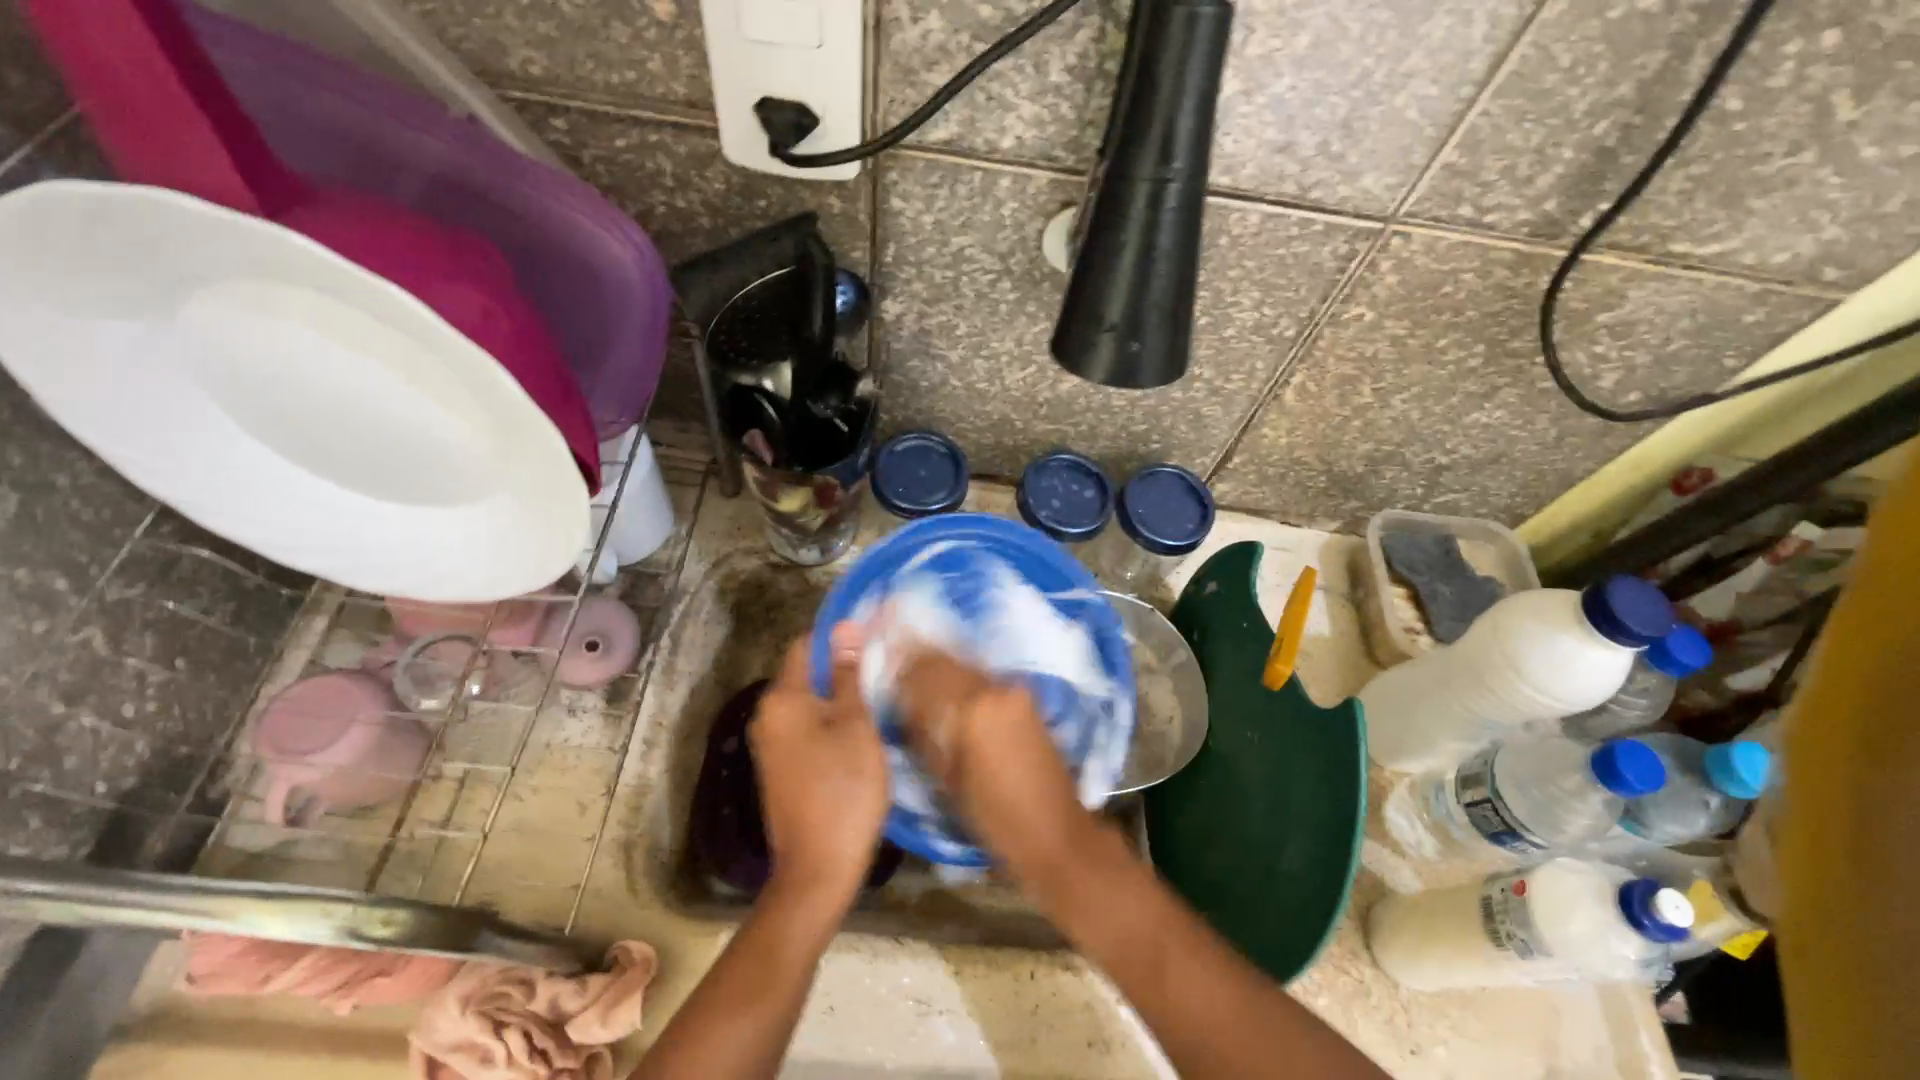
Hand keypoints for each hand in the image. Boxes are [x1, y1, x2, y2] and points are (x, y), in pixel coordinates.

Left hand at [749, 628, 889, 908]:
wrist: (818, 866)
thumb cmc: (844, 788)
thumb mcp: (856, 725)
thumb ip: (848, 674)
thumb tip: (844, 627)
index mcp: (781, 698)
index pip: (806, 645)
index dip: (839, 636)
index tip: (875, 637)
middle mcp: (766, 716)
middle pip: (804, 675)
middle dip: (841, 668)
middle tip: (885, 670)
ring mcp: (769, 745)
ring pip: (807, 705)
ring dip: (837, 698)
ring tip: (879, 698)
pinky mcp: (779, 769)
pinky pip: (804, 730)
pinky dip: (829, 724)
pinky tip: (859, 734)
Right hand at [893, 648, 1097, 882]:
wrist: (1054, 833)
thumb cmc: (993, 817)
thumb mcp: (945, 778)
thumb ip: (922, 733)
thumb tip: (903, 706)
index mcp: (971, 707)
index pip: (923, 671)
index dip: (900, 667)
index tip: (882, 666)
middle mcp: (994, 687)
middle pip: (946, 661)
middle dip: (919, 663)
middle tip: (897, 670)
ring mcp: (1015, 691)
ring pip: (966, 667)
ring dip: (942, 670)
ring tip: (920, 683)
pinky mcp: (1028, 700)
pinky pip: (985, 680)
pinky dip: (964, 682)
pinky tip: (951, 697)